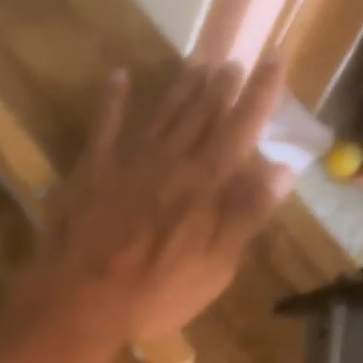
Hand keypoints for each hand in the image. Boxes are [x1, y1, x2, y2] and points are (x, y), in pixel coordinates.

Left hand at [14, 58, 294, 344]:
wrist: (81, 300)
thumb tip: (281, 171)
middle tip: (232, 63)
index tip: (273, 62)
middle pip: (201, 113)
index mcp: (205, 184)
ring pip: (163, 112)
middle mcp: (170, 160)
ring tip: (198, 64)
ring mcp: (128, 160)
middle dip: (220, 87)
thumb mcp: (215, 267)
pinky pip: (106, 123)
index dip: (259, 94)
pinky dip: (114, 99)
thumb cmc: (156, 294)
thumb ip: (246, 216)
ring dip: (182, 87)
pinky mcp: (92, 169)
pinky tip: (119, 78)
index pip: (240, 127)